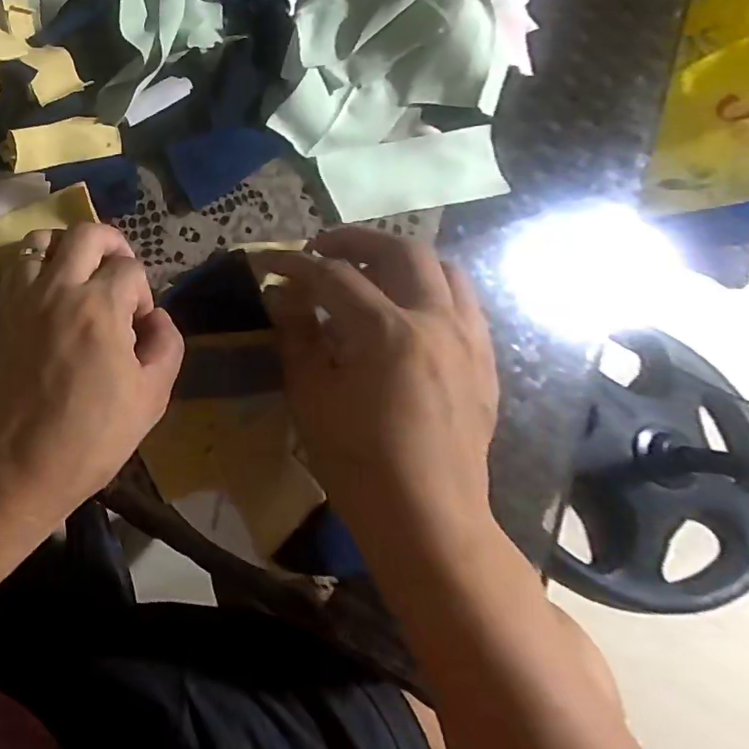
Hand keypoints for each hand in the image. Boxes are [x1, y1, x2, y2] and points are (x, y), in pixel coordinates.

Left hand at [0, 222, 184, 528]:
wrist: (25, 456)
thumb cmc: (95, 433)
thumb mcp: (153, 394)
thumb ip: (165, 343)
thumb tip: (155, 316)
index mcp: (99, 307)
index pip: (129, 269)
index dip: (143, 291)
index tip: (140, 323)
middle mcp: (57, 289)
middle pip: (85, 234)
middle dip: (112, 243)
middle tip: (121, 272)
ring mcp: (24, 297)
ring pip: (42, 240)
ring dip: (67, 247)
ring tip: (83, 273)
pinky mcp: (3, 311)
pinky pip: (17, 265)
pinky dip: (36, 262)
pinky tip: (52, 288)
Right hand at [250, 229, 498, 544]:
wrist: (424, 508)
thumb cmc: (351, 451)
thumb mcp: (308, 388)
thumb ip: (297, 331)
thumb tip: (284, 294)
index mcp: (386, 329)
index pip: (333, 275)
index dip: (293, 264)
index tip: (265, 262)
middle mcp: (436, 322)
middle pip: (402, 253)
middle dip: (355, 240)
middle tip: (318, 248)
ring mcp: (469, 340)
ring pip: (445, 270)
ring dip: (399, 259)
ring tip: (363, 270)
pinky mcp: (483, 361)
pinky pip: (463, 303)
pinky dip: (427, 288)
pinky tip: (398, 308)